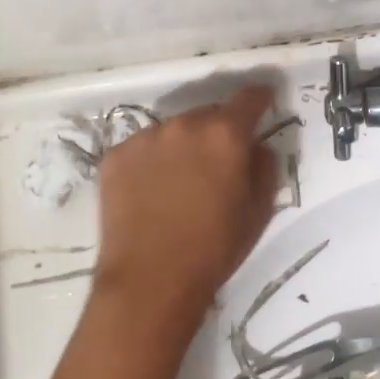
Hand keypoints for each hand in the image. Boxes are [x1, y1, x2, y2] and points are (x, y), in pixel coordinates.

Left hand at [92, 85, 278, 329]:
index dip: (260, 98)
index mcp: (225, 134)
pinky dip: (150, 163)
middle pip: (208, 115)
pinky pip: (142, 149)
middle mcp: (184, 125)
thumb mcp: (259, 212)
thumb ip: (264, 167)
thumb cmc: (214, 249)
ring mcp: (144, 138)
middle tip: (217, 164)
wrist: (149, 280)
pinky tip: (150, 194)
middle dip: (217, 132)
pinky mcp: (115, 156)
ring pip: (173, 131)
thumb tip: (256, 146)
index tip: (264, 101)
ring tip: (179, 184)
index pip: (249, 98)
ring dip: (182, 146)